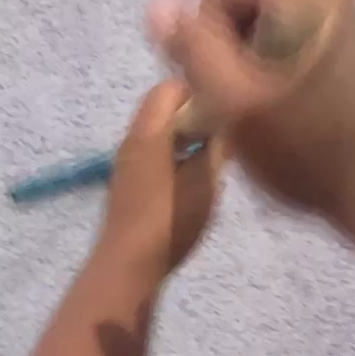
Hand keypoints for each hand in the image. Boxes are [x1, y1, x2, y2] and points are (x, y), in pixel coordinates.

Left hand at [93, 79, 223, 287]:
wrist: (127, 267)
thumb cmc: (168, 221)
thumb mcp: (205, 183)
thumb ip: (217, 147)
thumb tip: (227, 124)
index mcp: (148, 132)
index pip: (169, 88)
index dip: (198, 90)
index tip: (224, 106)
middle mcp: (132, 139)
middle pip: (161, 106)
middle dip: (193, 111)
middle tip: (223, 129)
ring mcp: (127, 161)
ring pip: (158, 129)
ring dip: (184, 132)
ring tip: (213, 150)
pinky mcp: (129, 181)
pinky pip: (153, 149)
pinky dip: (174, 150)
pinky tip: (194, 173)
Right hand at [146, 0, 354, 219]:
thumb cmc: (308, 151)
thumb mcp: (236, 105)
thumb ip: (192, 48)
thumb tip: (158, 2)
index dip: (207, 32)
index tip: (229, 83)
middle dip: (225, 40)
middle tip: (243, 96)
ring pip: (250, 7)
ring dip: (241, 50)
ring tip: (260, 98)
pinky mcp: (337, 21)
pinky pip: (275, 20)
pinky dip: (264, 53)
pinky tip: (278, 93)